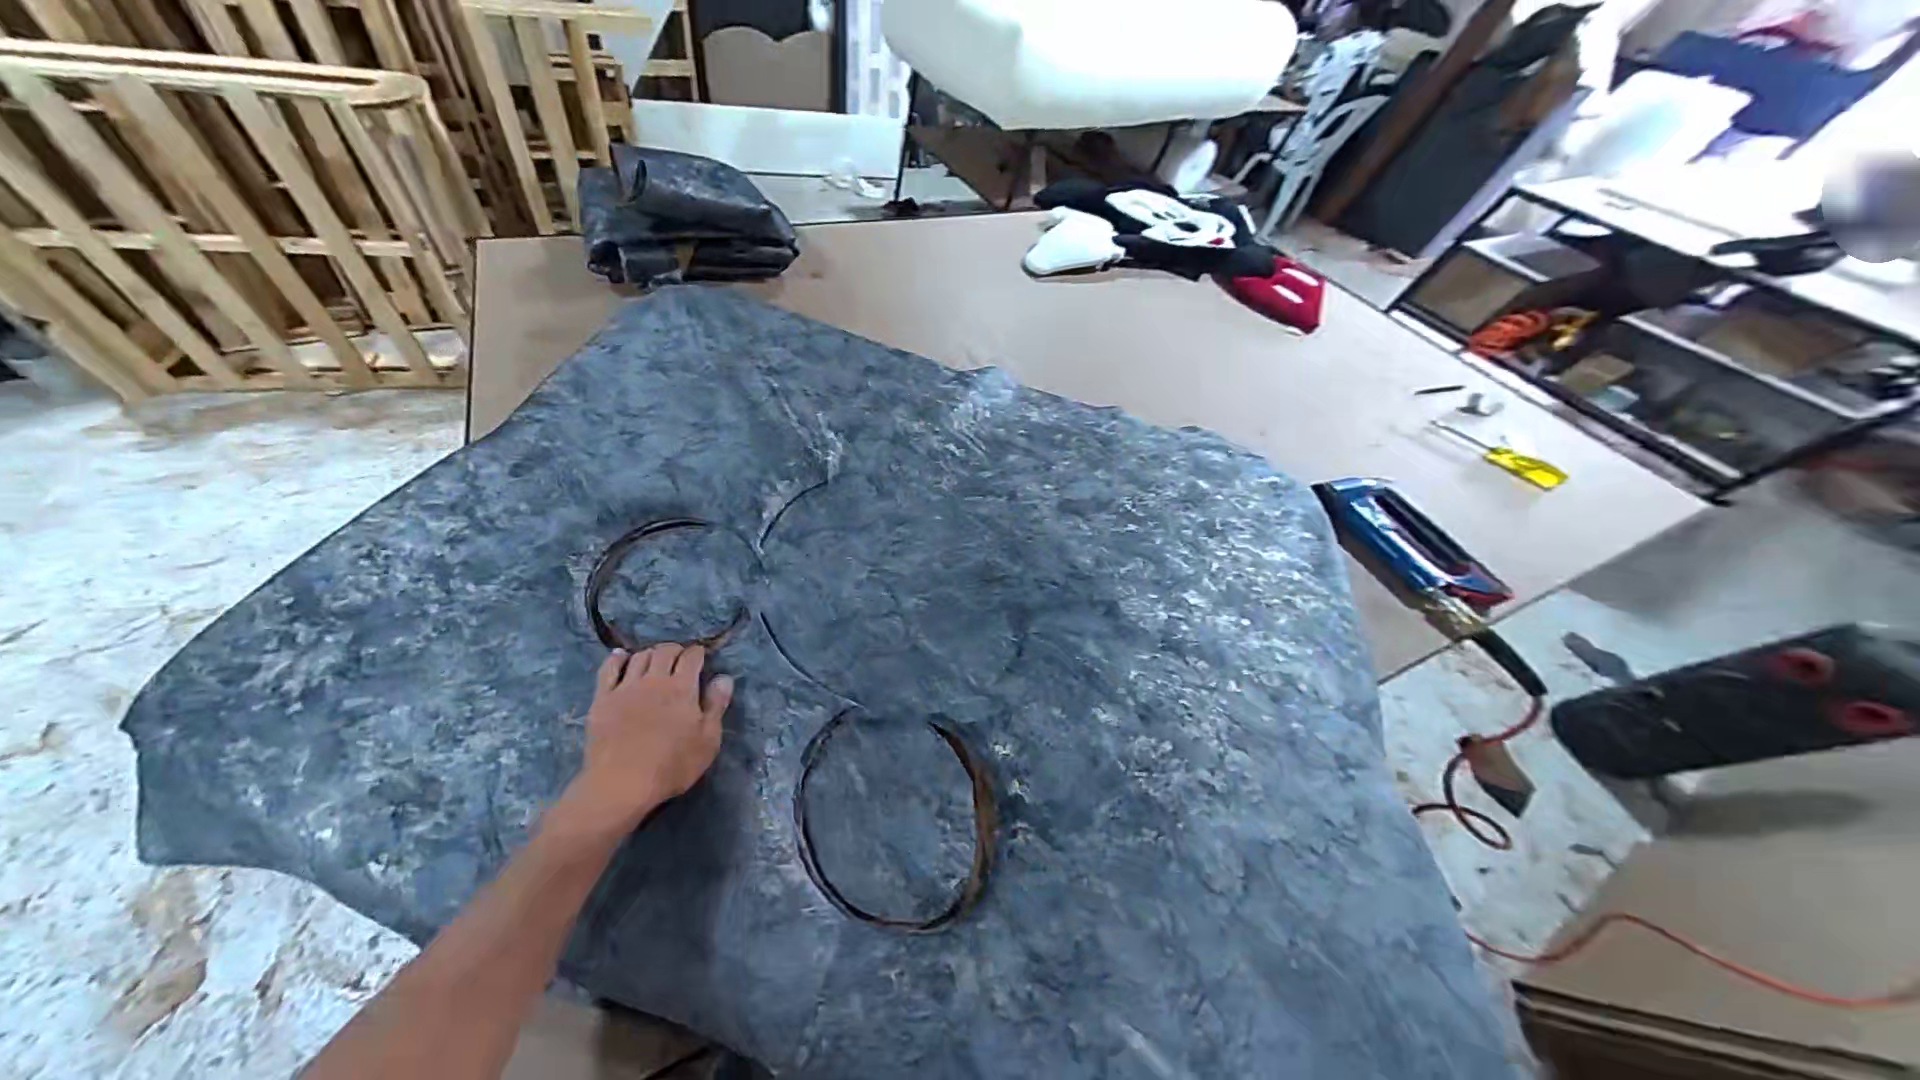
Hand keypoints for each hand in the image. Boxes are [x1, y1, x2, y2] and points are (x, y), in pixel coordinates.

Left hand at [564, 644, 732, 829]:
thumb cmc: (672, 765)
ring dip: (650, 653)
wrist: (621, 784)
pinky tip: (621, 656)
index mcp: (682, 688)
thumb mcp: (708, 740)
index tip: (701, 656)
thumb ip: (716, 705)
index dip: (698, 653)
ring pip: (639, 657)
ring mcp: (625, 688)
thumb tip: (724, 678)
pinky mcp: (602, 699)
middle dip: (675, 649)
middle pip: (664, 651)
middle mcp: (654, 680)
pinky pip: (608, 669)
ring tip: (655, 660)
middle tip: (680, 657)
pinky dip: (616, 658)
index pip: (692, 657)